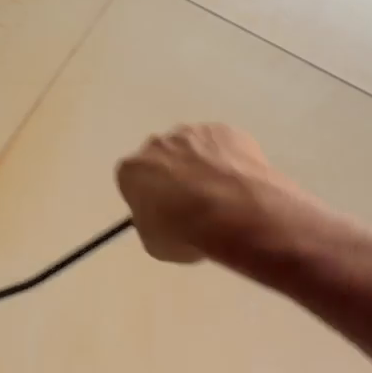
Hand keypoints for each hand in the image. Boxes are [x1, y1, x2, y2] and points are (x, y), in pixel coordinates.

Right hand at [115, 124, 283, 263]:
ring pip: (192, 148)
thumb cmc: (186, 232)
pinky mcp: (226, 130)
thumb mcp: (153, 242)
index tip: (162, 213)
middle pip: (160, 158)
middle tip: (191, 203)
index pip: (132, 181)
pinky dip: (227, 159)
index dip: (148, 197)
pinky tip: (239, 181)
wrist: (238, 214)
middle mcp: (157, 144)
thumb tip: (162, 217)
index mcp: (132, 170)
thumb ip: (150, 222)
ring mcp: (193, 133)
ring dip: (200, 164)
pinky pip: (222, 145)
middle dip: (172, 176)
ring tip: (221, 193)